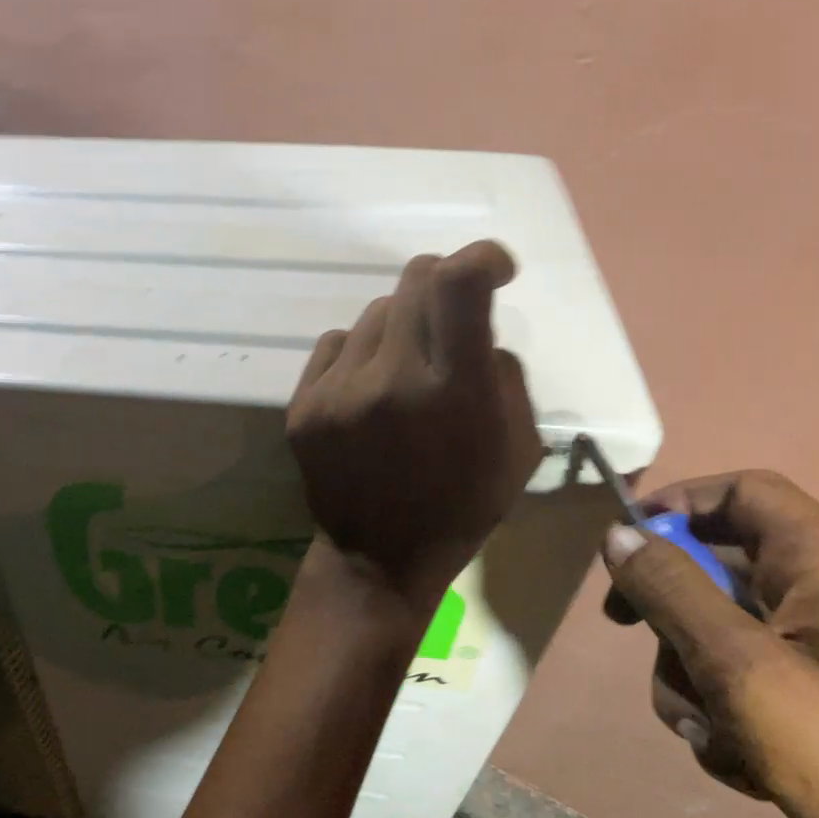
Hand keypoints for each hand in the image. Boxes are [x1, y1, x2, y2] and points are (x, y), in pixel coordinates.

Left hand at [286, 241, 541, 613]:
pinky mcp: (301, 405)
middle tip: (452, 318)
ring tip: (407, 369)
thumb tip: (478, 331)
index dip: (481, 257)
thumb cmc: (460, 507)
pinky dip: (360, 352)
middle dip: (444, 285)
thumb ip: (503, 374)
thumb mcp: (517, 446)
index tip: (496, 269)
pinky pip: (336, 343)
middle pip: (414, 280)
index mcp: (454, 391)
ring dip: (401, 326)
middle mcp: (389, 379)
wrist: (378, 560)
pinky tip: (369, 388)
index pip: (458, 282)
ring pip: (374, 312)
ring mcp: (337, 391)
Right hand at [600, 471, 818, 817]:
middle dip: (672, 613)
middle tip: (631, 638)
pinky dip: (728, 710)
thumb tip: (618, 536)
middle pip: (723, 567)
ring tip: (706, 731)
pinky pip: (752, 676)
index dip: (677, 504)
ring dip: (693, 676)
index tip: (623, 545)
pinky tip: (738, 759)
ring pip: (725, 631)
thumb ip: (670, 590)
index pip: (744, 492)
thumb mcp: (736, 665)